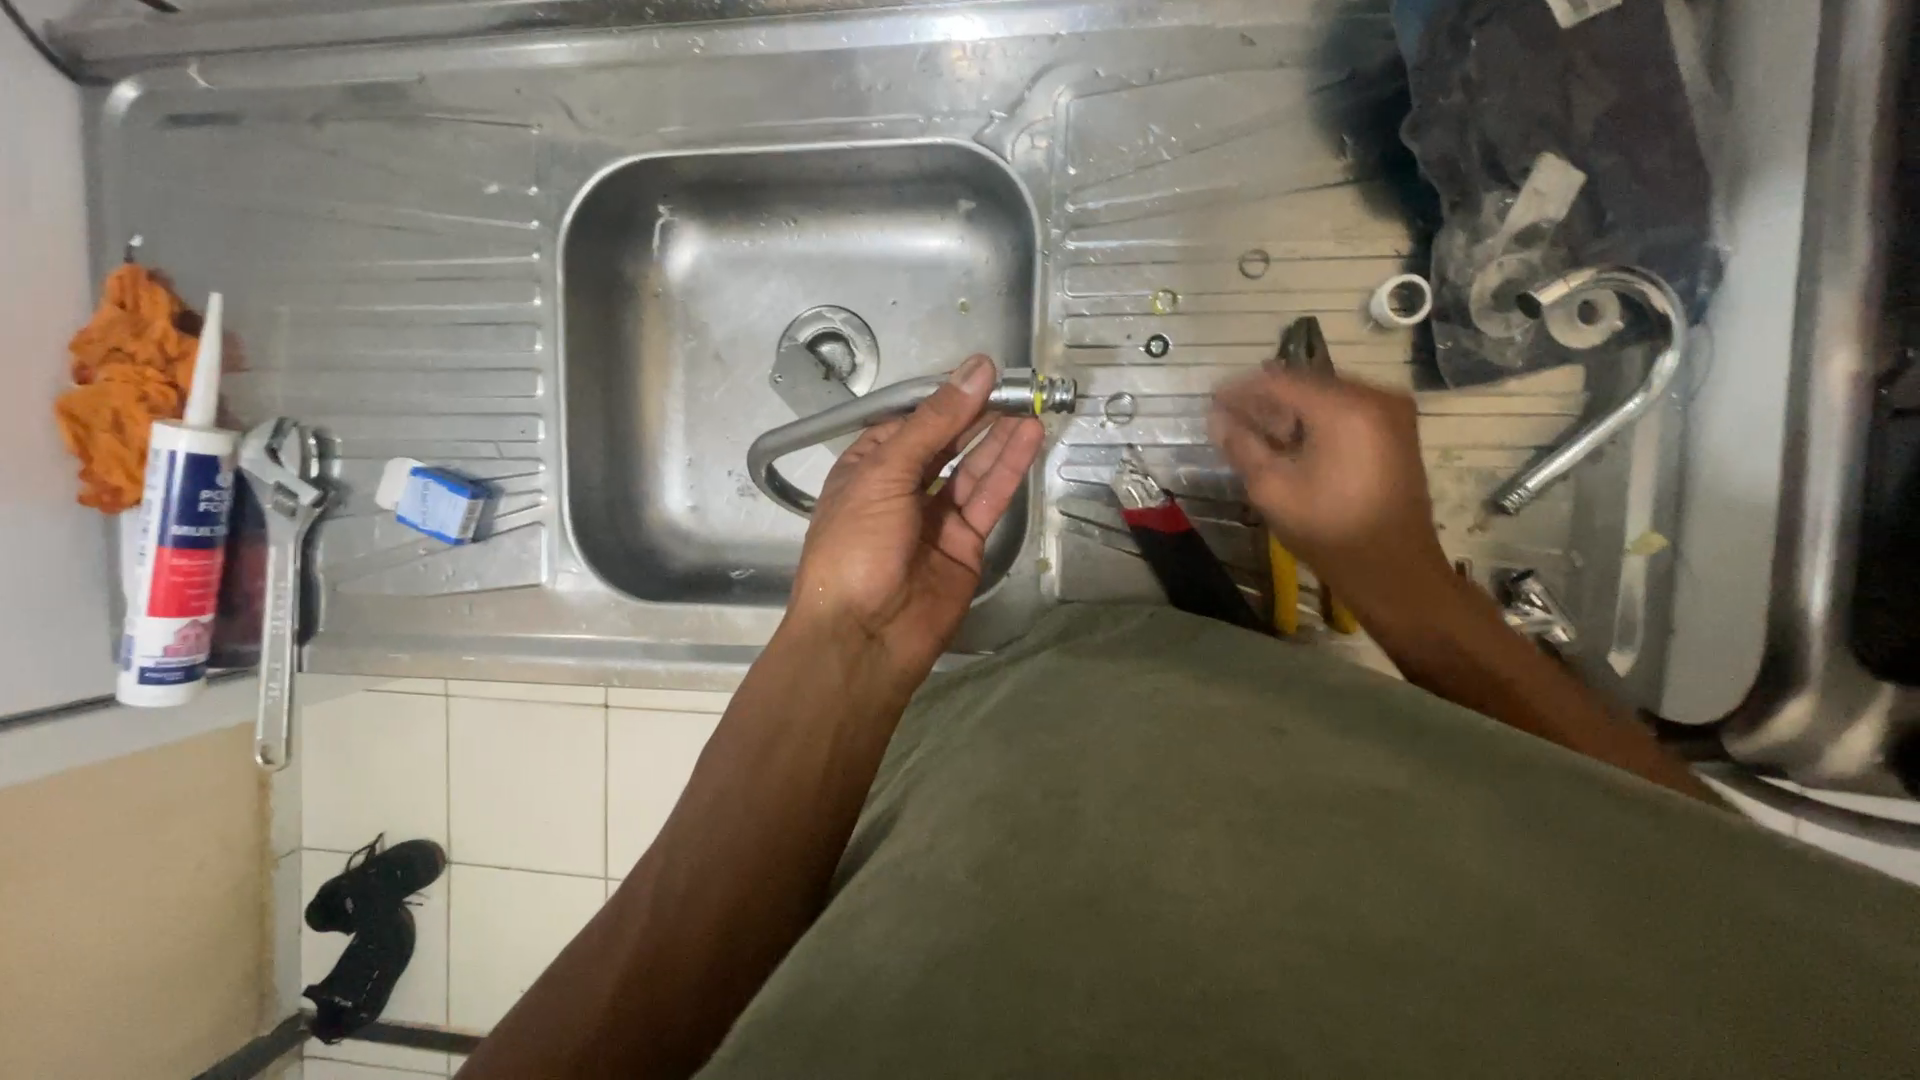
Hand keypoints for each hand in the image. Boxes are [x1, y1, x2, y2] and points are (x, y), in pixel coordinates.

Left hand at [786, 354, 1044, 677]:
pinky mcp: (965, 544)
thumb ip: (933, 424)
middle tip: (1015, 387)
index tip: (982, 375)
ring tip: (1030, 407)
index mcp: (867, 469)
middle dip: (976, 416)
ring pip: (972, 470)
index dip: (945, 399)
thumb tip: (974, 371)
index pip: (911, 423)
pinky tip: (1028, 440)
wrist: (864, 635)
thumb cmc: (855, 545)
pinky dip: (1008, 470)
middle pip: (945, 444)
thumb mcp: (884, 473)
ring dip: (999, 439)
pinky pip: (987, 499)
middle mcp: (901, 490)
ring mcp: (934, 518)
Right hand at [1209, 369, 1449, 608]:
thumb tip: (1217, 419)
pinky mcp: (1397, 430)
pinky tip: (1293, 439)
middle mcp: (1374, 397)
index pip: (1280, 381)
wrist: (1393, 568)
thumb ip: (1242, 446)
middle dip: (1266, 399)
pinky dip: (1316, 418)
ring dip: (1291, 409)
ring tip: (1258, 430)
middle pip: (1306, 383)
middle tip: (1231, 417)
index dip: (1242, 389)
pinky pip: (1347, 409)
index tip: (1212, 401)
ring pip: (1327, 395)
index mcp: (1343, 408)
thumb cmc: (1328, 530)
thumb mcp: (1272, 489)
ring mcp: (1392, 411)